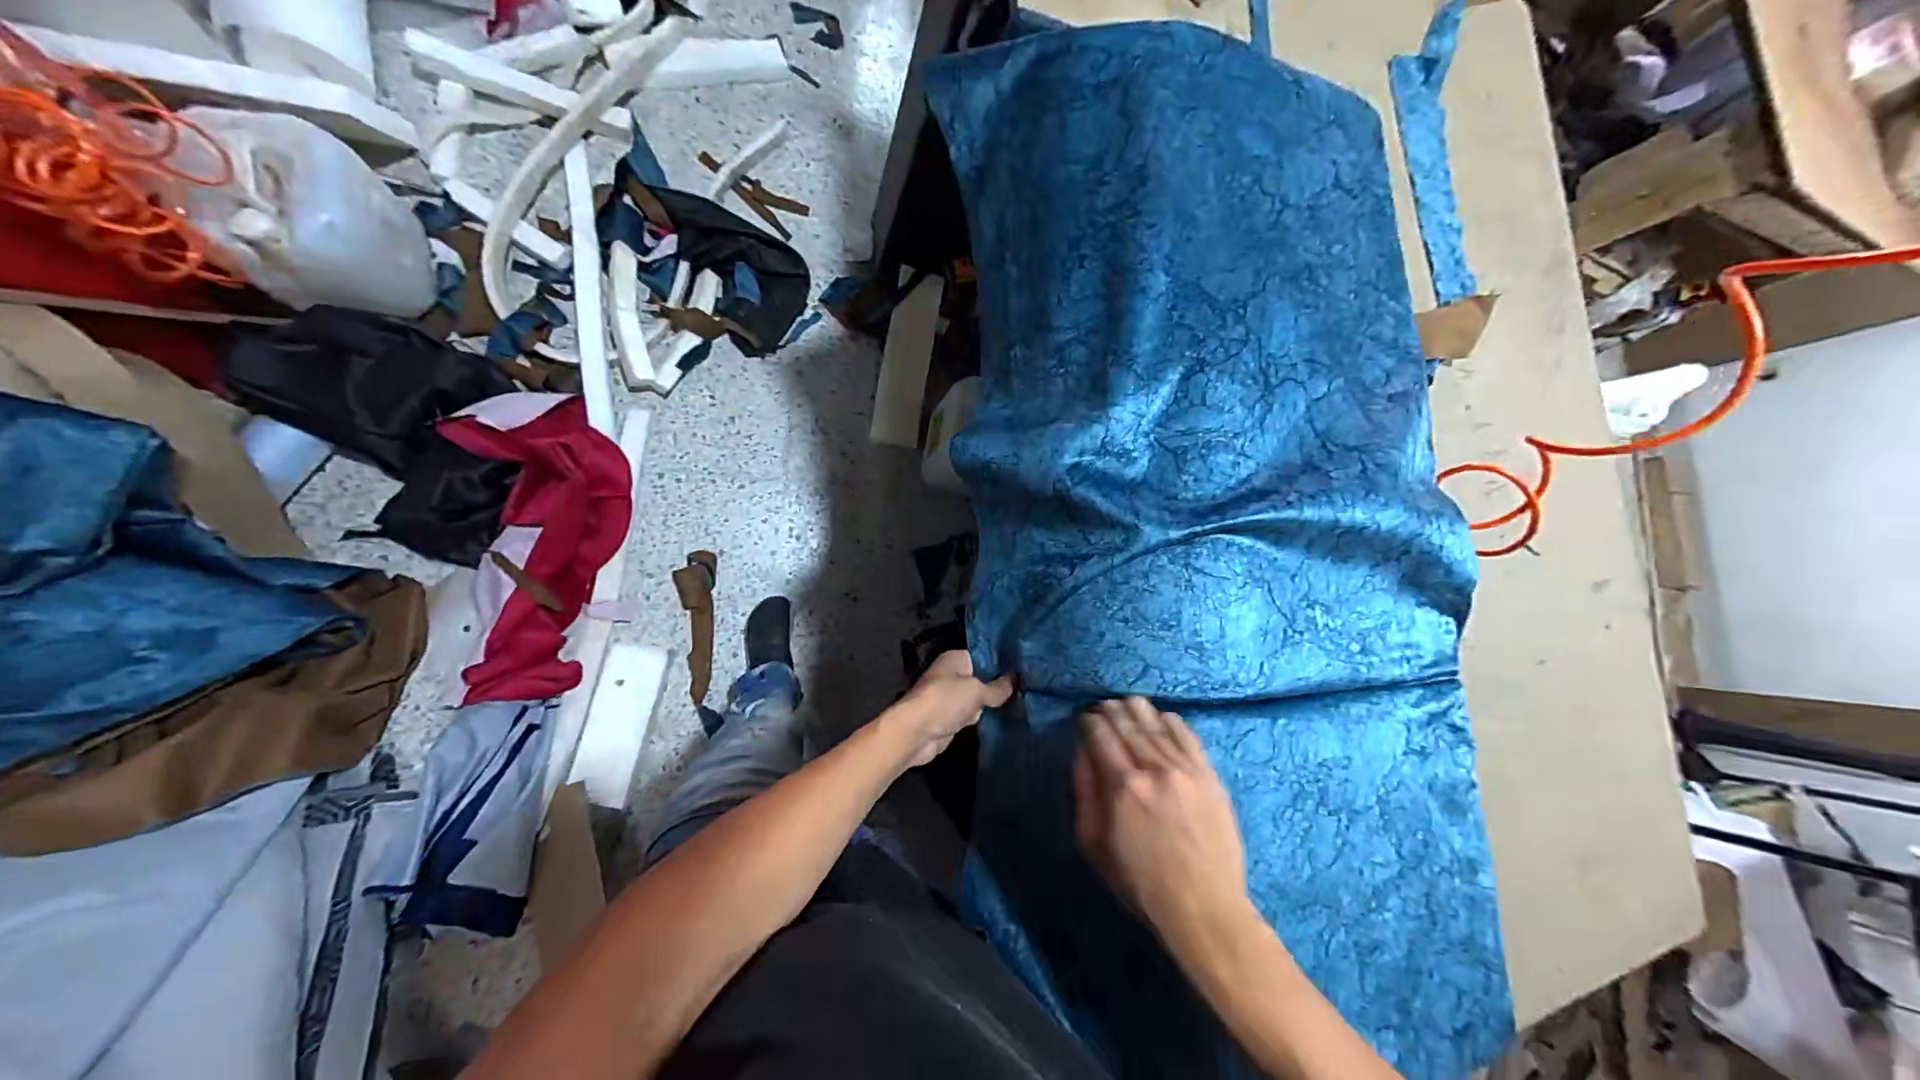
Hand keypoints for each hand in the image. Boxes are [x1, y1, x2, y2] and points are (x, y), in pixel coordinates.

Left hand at [884, 650, 1014, 767]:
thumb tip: (1014, 681)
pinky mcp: (949, 717)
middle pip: (981, 677)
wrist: (916, 733)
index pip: (983, 655)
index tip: (1023, 668)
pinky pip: (970, 714)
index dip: (1002, 662)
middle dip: (998, 684)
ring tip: (1019, 702)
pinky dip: (979, 717)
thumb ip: (997, 687)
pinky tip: (1000, 719)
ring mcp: (950, 697)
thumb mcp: (976, 690)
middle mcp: (951, 674)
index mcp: (955, 658)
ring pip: (977, 697)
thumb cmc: (945, 701)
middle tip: (1025, 687)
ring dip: (989, 703)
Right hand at [1074, 697, 1251, 942]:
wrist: (1203, 907)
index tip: (1083, 720)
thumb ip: (1084, 792)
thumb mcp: (1094, 844)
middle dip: (1110, 710)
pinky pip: (1187, 735)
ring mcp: (1186, 769)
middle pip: (1127, 722)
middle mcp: (1154, 768)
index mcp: (1122, 786)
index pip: (1100, 734)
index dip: (1088, 721)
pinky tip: (1161, 718)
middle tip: (1102, 708)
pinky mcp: (1210, 775)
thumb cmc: (1140, 883)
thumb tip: (1081, 752)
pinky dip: (1170, 721)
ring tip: (1126, 706)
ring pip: (1156, 722)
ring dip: (1137, 710)